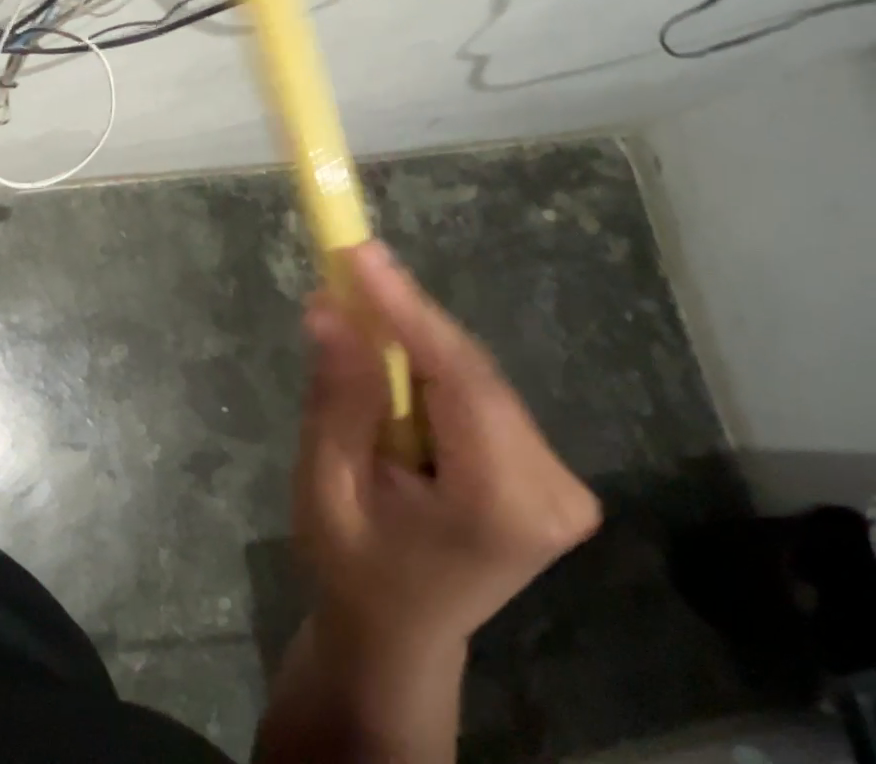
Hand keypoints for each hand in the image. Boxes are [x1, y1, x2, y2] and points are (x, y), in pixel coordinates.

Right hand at [295, 242, 601, 654]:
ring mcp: (561, 483)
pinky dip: (429, 375)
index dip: (408, 310)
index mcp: (502, 504)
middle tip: (342, 270)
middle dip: (404, 322)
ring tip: (353, 316)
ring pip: (475, 382)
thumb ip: (337, 400)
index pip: (462, 382)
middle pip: (472, 376)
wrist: (395, 632)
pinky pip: (479, 400)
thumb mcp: (325, 485)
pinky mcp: (546, 475)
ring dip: (412, 348)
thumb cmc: (350, 568)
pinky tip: (387, 368)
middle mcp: (554, 488)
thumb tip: (329, 309)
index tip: (357, 253)